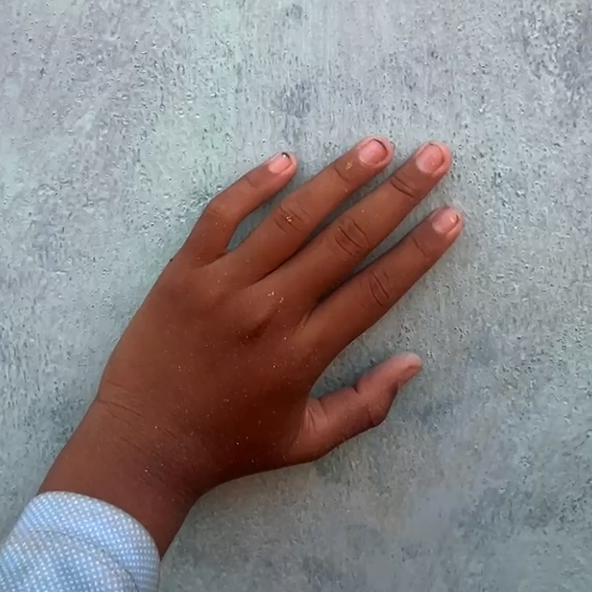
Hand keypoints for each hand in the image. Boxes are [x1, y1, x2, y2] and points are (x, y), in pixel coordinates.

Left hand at [41, 138, 461, 551]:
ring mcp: (224, 285)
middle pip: (344, 240)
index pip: (376, 288)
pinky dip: (253, 185)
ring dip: (339, 178)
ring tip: (377, 145)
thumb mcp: (305, 443)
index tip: (452, 214)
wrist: (139, 445)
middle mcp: (270, 310)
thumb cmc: (228, 444)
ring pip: (291, 219)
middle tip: (432, 156)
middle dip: (396, 194)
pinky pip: (221, 215)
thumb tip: (415, 361)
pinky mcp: (184, 271)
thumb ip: (365, 407)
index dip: (419, 249)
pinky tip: (287, 159)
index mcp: (304, 353)